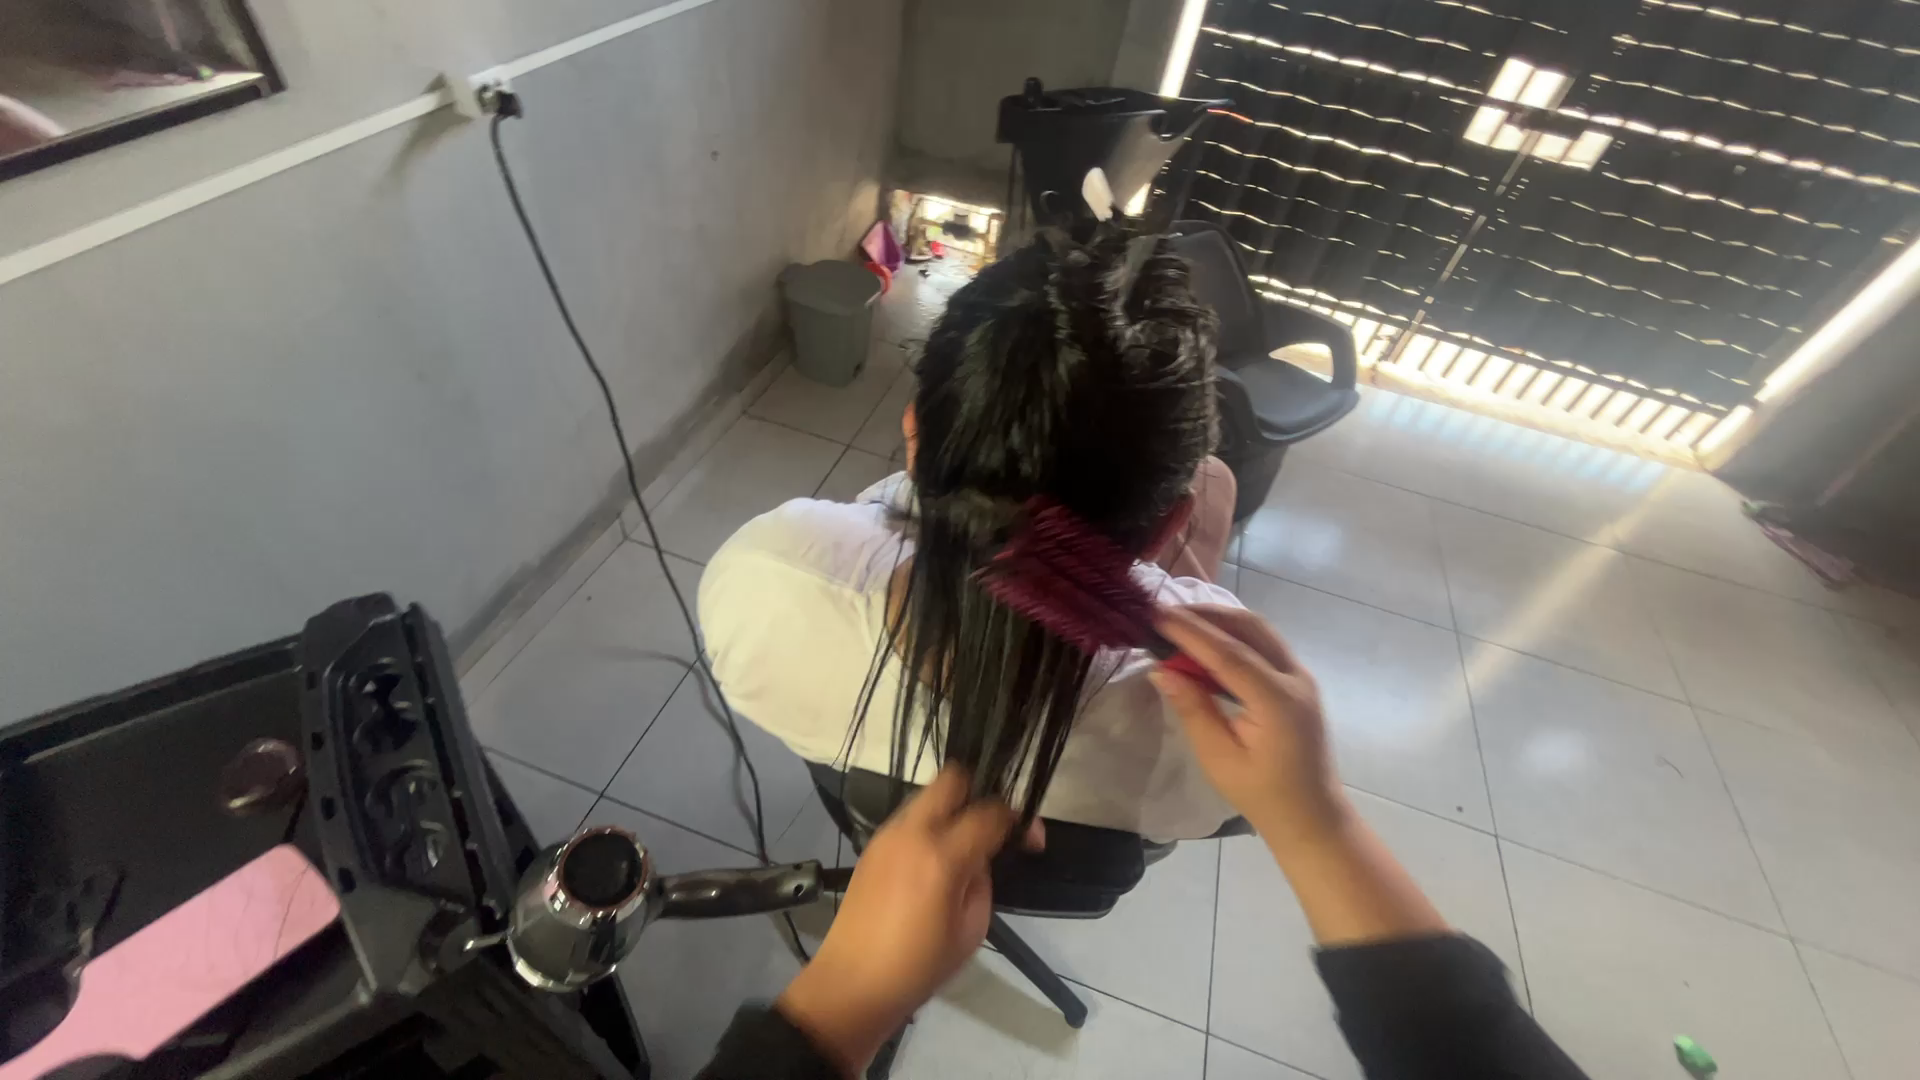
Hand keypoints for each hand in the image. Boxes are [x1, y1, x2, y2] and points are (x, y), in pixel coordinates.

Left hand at [776, 766, 1017, 1073]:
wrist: (852, 984)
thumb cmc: (918, 967)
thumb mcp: (971, 930)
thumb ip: (982, 880)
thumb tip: (979, 856)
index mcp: (942, 856)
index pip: (991, 811)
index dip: (1020, 819)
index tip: (1031, 839)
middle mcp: (913, 831)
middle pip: (953, 778)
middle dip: (980, 792)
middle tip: (992, 825)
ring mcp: (888, 832)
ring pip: (929, 793)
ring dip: (953, 807)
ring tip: (962, 844)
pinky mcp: (873, 842)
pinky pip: (910, 816)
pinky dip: (929, 824)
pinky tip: (933, 858)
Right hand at [1151, 605, 1349, 847]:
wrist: (1313, 816)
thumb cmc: (1262, 795)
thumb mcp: (1218, 757)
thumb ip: (1193, 709)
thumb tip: (1161, 670)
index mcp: (1277, 702)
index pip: (1228, 653)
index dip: (1189, 631)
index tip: (1156, 615)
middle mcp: (1295, 679)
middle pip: (1249, 628)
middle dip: (1206, 614)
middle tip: (1165, 613)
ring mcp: (1301, 677)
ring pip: (1259, 630)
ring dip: (1220, 620)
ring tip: (1181, 622)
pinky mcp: (1297, 680)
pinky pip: (1264, 643)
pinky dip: (1233, 634)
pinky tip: (1206, 642)